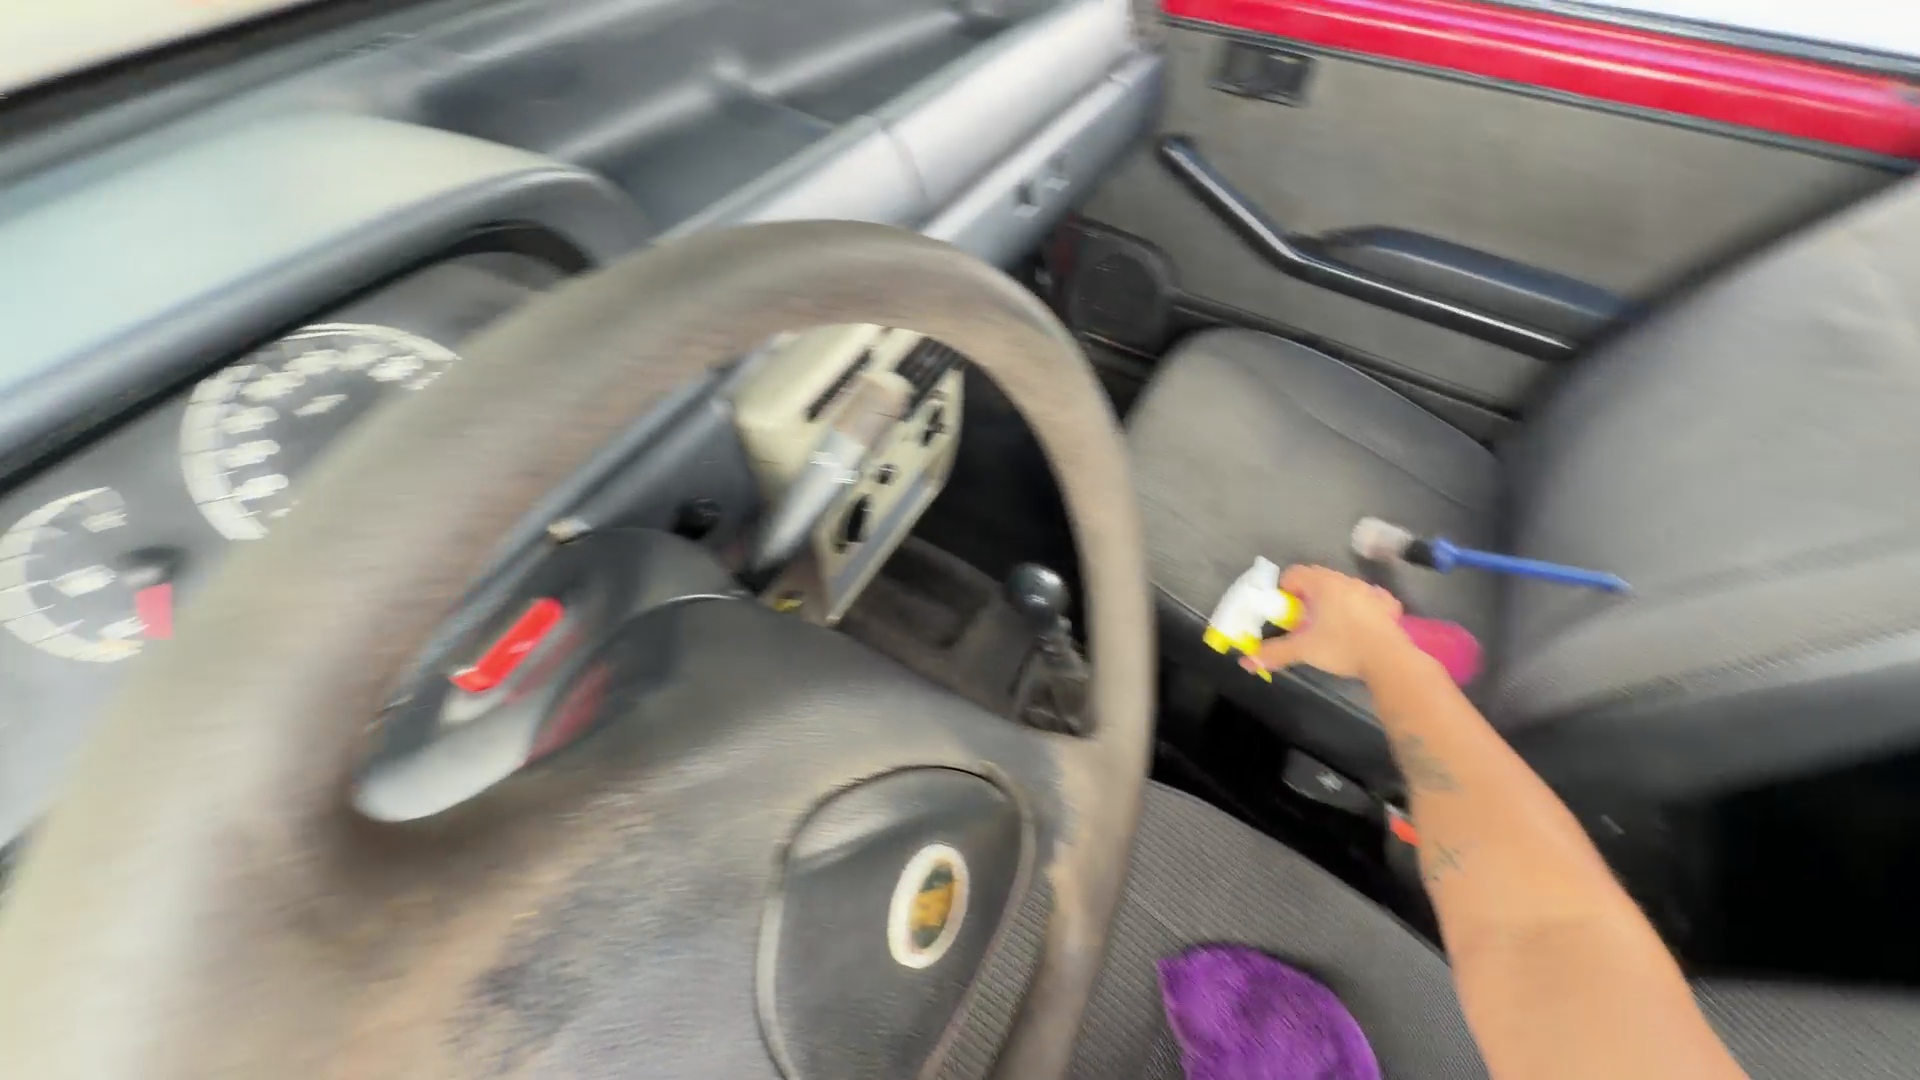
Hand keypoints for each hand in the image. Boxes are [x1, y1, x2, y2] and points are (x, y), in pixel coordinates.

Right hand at [1242, 565, 1408, 679]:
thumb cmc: (1342, 647)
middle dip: (1306, 593)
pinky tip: (1359, 621)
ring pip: (1343, 586)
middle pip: (1318, 577)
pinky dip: (1360, 605)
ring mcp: (1369, 592)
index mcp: (1323, 585)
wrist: (1389, 660)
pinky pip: (1369, 597)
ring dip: (1332, 598)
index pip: (1295, 573)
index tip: (1284, 610)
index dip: (1284, 589)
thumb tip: (1245, 662)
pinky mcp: (1387, 606)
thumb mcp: (1303, 650)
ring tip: (1328, 622)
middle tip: (1302, 617)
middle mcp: (1346, 581)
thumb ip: (1274, 652)